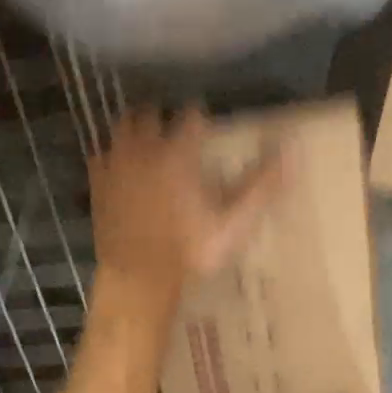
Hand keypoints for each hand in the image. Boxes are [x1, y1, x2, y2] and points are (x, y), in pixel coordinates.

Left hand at [89, 106, 285, 296]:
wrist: (138, 279)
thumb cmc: (188, 254)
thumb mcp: (232, 226)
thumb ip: (260, 187)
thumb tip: (293, 151)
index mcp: (179, 152)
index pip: (192, 114)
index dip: (201, 120)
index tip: (206, 131)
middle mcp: (144, 147)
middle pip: (151, 113)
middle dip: (164, 120)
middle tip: (175, 137)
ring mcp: (116, 164)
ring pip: (123, 127)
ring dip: (137, 131)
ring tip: (149, 147)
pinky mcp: (98, 183)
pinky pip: (101, 156)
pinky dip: (114, 158)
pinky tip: (123, 171)